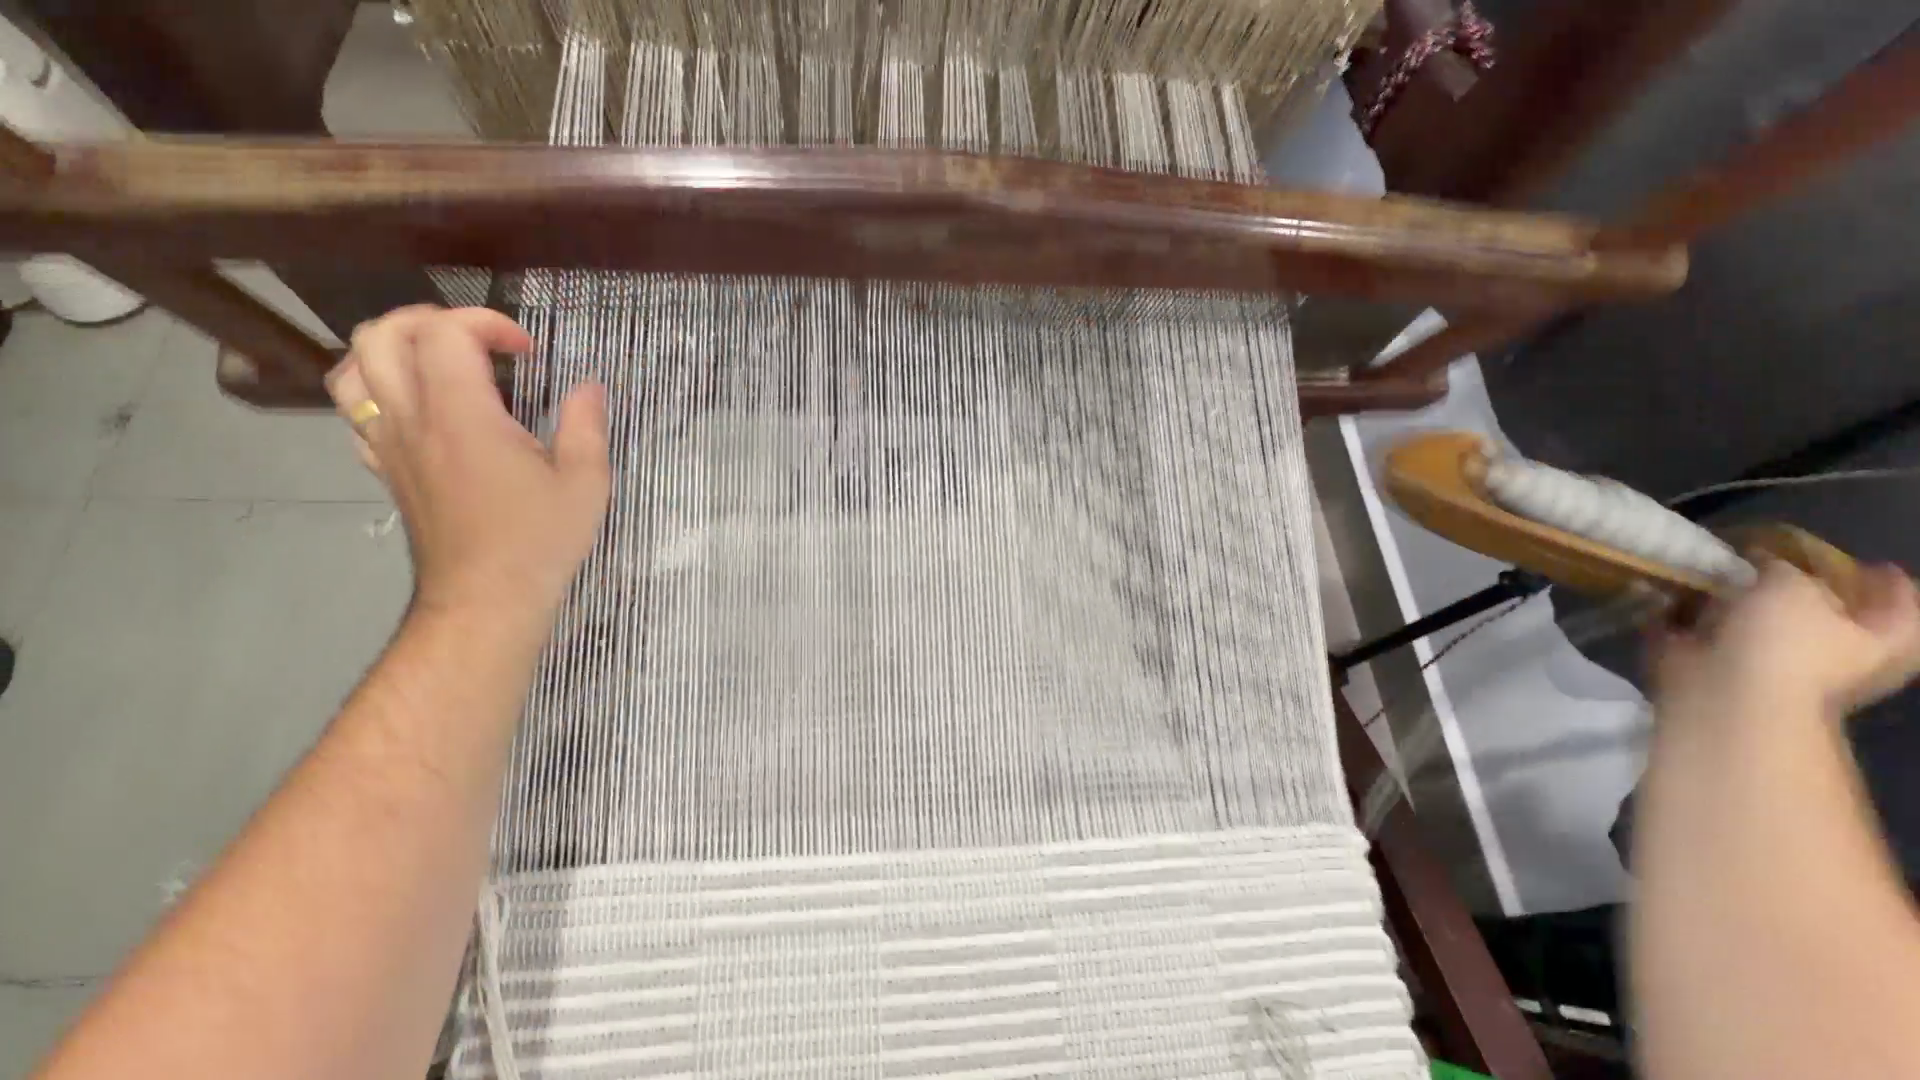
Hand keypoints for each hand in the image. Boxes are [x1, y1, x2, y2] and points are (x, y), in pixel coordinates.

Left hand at [326, 306, 610, 624]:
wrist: (485, 599)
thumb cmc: (538, 541)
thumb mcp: (585, 483)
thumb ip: (586, 425)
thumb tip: (588, 388)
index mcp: (462, 415)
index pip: (444, 332)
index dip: (486, 323)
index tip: (527, 352)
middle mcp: (412, 420)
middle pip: (380, 335)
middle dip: (430, 321)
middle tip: (478, 344)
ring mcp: (389, 445)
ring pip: (351, 369)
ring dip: (391, 350)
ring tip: (438, 363)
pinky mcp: (384, 470)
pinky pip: (354, 413)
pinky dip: (377, 392)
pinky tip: (419, 408)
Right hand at [1652, 559, 1919, 724]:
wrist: (1724, 694)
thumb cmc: (1783, 642)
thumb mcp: (1793, 585)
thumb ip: (1784, 567)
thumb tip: (1766, 563)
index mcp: (1873, 643)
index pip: (1901, 610)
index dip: (1890, 585)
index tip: (1871, 563)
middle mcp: (1832, 660)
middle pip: (1833, 622)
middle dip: (1812, 596)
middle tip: (1794, 568)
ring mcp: (1775, 668)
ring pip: (1769, 629)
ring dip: (1748, 606)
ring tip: (1729, 574)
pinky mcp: (1725, 671)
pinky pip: (1711, 637)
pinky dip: (1695, 617)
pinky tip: (1681, 595)